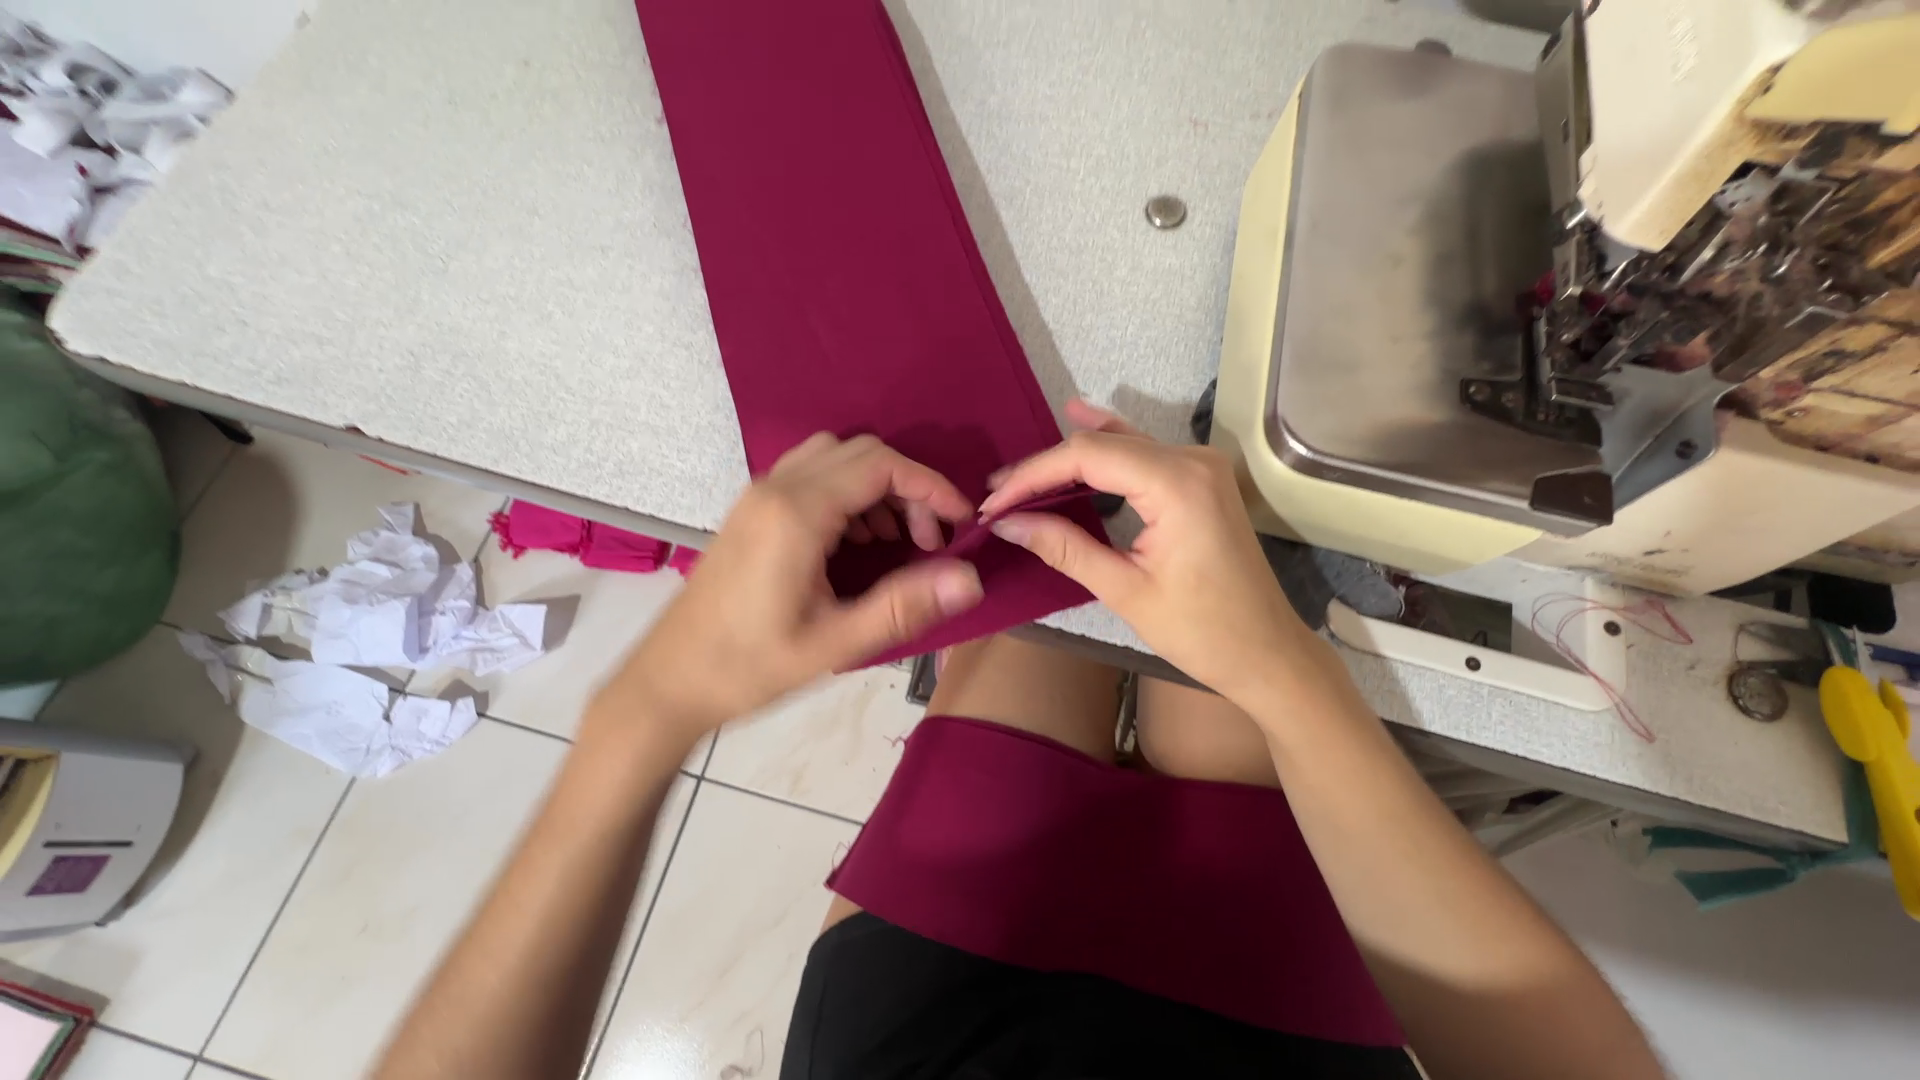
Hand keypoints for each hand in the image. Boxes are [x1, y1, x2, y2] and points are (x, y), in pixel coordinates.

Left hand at [601, 434, 983, 735]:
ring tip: (897, 543)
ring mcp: (757, 496)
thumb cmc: (748, 667)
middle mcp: (775, 488)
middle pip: (860, 452)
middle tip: (928, 541)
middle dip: (907, 487)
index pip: (880, 465)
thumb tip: (970, 580)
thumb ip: (903, 606)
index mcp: (795, 513)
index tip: (962, 523)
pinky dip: (847, 495)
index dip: (931, 487)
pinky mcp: (750, 512)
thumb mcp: (833, 643)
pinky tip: (856, 545)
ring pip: (833, 459)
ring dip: (876, 489)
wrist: (667, 681)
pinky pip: (810, 477)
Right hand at [979, 400, 1315, 702]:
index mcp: (1177, 484)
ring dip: (1071, 459)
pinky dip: (1107, 450)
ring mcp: (1201, 466)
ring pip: (1122, 444)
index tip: (994, 503)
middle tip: (998, 495)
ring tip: (1021, 475)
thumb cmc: (1202, 632)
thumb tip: (1007, 524)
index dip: (1034, 475)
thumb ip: (1065, 548)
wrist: (1267, 652)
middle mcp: (1193, 460)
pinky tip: (1080, 419)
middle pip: (1102, 444)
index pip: (1087, 456)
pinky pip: (1144, 454)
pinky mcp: (1202, 479)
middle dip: (1046, 468)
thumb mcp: (1125, 591)